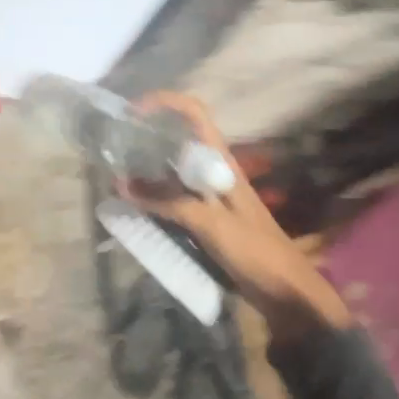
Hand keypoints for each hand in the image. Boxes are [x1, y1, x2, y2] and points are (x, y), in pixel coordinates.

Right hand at [117, 93, 349, 343]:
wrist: (287, 294)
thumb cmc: (255, 250)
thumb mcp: (210, 222)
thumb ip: (167, 201)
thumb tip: (121, 184)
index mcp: (220, 162)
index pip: (194, 113)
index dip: (164, 103)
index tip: (133, 113)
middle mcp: (211, 171)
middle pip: (175, 140)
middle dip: (143, 139)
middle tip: (112, 150)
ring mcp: (206, 196)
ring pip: (169, 171)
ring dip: (142, 172)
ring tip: (114, 181)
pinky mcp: (202, 219)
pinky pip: (168, 199)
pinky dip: (148, 199)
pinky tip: (131, 210)